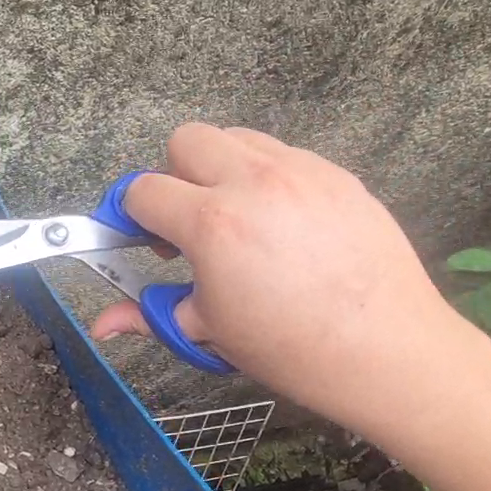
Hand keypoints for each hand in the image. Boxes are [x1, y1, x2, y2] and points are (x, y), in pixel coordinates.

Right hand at [89, 124, 480, 434]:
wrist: (388, 352)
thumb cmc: (291, 348)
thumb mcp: (207, 331)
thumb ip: (147, 315)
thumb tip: (102, 326)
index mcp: (213, 224)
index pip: (143, 190)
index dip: (132, 216)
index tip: (145, 242)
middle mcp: (254, 182)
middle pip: (187, 140)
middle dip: (174, 176)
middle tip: (189, 224)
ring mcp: (302, 172)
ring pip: (236, 139)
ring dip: (219, 170)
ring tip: (234, 220)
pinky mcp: (338, 176)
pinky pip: (283, 155)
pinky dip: (265, 178)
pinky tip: (280, 226)